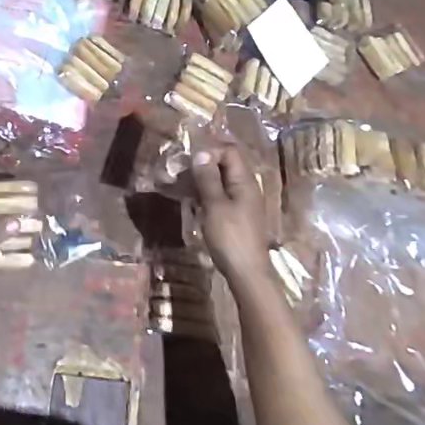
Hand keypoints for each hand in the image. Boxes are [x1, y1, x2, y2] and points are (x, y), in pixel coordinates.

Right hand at [191, 148, 272, 282]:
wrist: (247, 273)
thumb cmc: (230, 237)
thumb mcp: (215, 205)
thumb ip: (208, 178)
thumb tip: (201, 153)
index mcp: (244, 181)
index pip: (229, 152)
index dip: (209, 151)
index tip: (188, 162)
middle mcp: (246, 188)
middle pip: (224, 166)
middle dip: (201, 166)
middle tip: (178, 174)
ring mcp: (242, 204)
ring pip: (220, 183)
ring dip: (200, 182)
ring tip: (179, 187)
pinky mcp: (236, 217)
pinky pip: (220, 197)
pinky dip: (205, 196)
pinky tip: (191, 202)